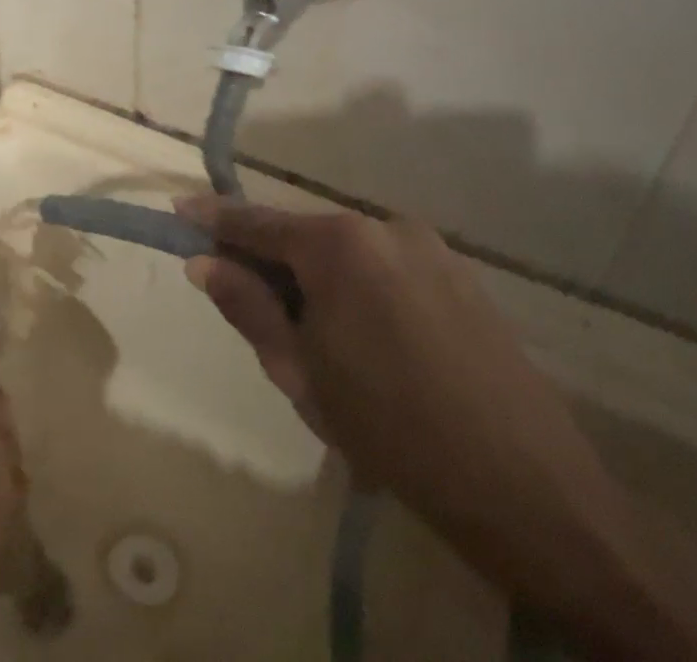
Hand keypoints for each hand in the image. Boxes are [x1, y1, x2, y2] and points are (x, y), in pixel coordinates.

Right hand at [172, 196, 696, 660]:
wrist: (520, 484)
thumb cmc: (385, 424)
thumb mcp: (295, 368)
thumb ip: (247, 305)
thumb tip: (203, 262)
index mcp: (338, 246)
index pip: (254, 221)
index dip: (210, 218)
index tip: (175, 212)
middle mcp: (386, 230)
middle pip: (302, 234)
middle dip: (264, 258)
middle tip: (239, 300)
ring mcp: (434, 252)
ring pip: (345, 254)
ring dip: (311, 277)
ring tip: (302, 334)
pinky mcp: (465, 281)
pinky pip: (384, 270)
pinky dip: (354, 288)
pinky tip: (357, 339)